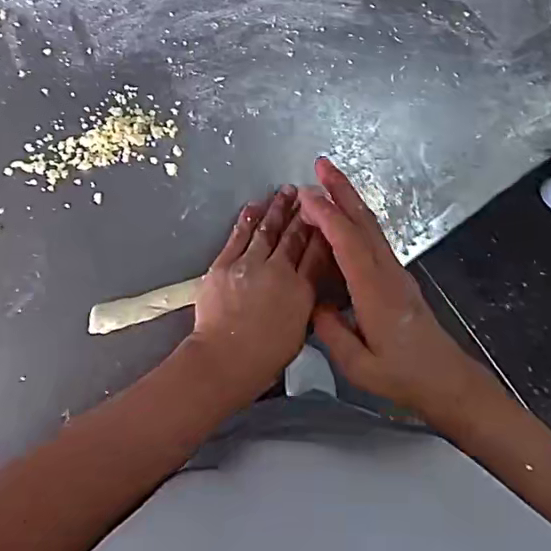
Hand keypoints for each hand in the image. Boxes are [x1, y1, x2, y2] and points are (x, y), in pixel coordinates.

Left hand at [183, 187, 318, 403]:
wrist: (225, 357)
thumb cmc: (264, 356)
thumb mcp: (299, 331)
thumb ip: (304, 302)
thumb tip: (306, 284)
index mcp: (301, 292)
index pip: (316, 254)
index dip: (321, 232)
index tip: (325, 216)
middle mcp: (278, 271)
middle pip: (293, 237)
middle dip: (301, 214)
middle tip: (307, 195)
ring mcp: (249, 264)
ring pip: (267, 229)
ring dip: (277, 209)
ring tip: (285, 192)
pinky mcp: (224, 263)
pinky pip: (239, 235)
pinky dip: (248, 218)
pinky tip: (255, 206)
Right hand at [298, 158, 502, 430]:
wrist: (449, 383)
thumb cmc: (404, 377)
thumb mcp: (358, 365)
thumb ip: (330, 330)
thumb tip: (312, 301)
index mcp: (374, 291)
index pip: (348, 243)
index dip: (326, 216)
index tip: (305, 195)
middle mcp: (386, 272)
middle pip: (363, 221)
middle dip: (341, 189)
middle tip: (321, 163)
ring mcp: (394, 271)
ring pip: (369, 225)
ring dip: (348, 197)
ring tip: (327, 178)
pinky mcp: (396, 276)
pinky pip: (371, 236)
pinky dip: (354, 216)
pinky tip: (342, 215)